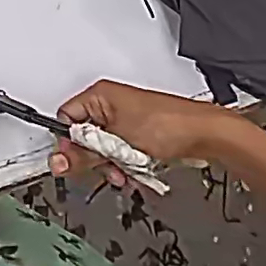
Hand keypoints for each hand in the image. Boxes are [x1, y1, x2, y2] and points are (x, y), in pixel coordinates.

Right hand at [49, 80, 235, 186]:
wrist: (206, 134)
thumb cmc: (169, 125)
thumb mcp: (118, 146)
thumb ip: (85, 154)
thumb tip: (60, 161)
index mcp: (99, 95)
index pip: (66, 120)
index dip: (69, 144)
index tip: (75, 162)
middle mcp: (110, 103)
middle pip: (84, 136)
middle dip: (96, 157)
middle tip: (108, 165)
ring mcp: (125, 118)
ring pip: (103, 148)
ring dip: (113, 164)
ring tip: (127, 169)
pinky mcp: (138, 132)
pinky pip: (121, 151)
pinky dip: (127, 164)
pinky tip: (137, 170)